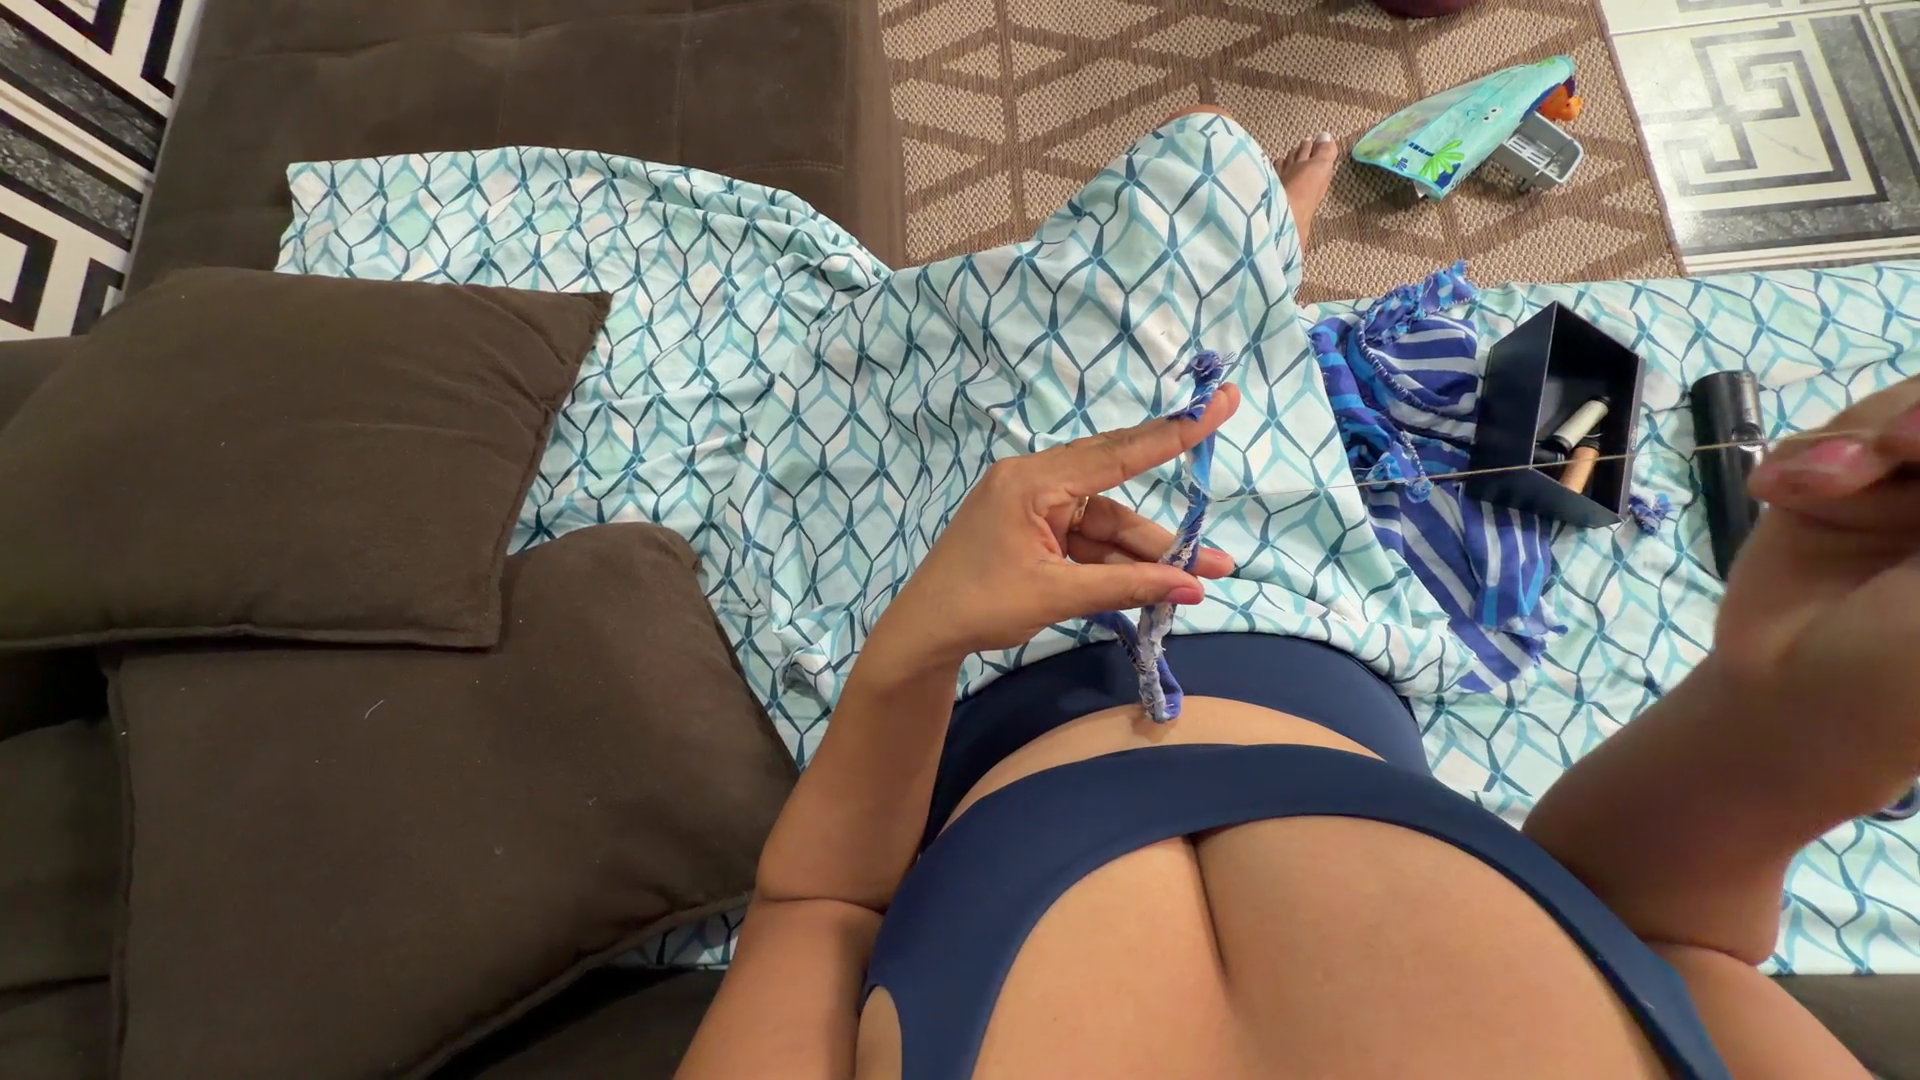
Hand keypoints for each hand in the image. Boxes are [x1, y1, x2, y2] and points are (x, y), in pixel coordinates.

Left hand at [869, 385, 1241, 668]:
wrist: (925, 633)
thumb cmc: (980, 605)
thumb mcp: (1056, 595)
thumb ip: (1126, 586)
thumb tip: (1195, 587)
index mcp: (1033, 481)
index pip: (1116, 453)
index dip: (1174, 434)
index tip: (1220, 403)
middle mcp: (1036, 483)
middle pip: (1115, 495)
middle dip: (1165, 530)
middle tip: (1220, 536)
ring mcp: (1034, 509)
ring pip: (1104, 527)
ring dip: (1145, 555)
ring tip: (1201, 578)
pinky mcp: (1033, 533)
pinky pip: (1085, 542)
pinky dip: (1114, 565)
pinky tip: (1153, 584)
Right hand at [1708, 376, 1919, 785]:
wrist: (1797, 691)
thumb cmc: (1916, 662)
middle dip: (1918, 421)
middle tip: (1896, 447)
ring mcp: (1913, 489)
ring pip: (1895, 411)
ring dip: (1848, 443)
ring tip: (1819, 487)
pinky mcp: (1833, 491)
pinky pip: (1823, 436)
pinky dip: (1797, 458)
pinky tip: (1782, 493)